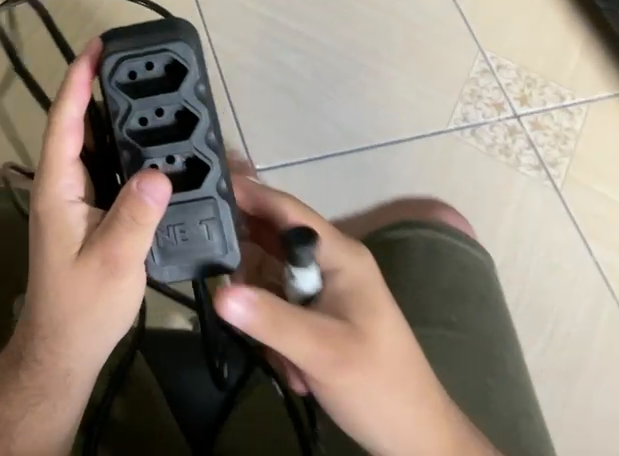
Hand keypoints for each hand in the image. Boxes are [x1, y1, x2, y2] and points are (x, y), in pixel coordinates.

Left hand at [12, 39, 173, 383]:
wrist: (63, 349)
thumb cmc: (81, 306)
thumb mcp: (113, 262)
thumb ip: (135, 216)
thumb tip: (158, 172)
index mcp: (57, 187)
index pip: (64, 120)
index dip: (77, 80)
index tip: (96, 47)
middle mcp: (61, 184)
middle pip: (75, 124)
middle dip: (96, 88)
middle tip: (130, 60)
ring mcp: (72, 198)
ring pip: (90, 144)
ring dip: (109, 115)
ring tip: (142, 90)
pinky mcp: (87, 211)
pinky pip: (103, 166)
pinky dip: (120, 146)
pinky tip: (145, 142)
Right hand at [213, 174, 499, 455]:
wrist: (415, 439)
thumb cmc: (377, 385)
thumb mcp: (322, 351)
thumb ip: (271, 319)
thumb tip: (220, 292)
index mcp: (339, 254)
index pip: (285, 209)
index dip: (246, 195)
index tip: (202, 188)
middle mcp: (328, 262)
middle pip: (269, 241)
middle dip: (248, 272)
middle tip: (227, 294)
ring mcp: (322, 288)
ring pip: (268, 279)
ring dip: (263, 314)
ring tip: (276, 354)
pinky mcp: (316, 314)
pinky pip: (276, 307)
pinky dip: (273, 334)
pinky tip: (291, 369)